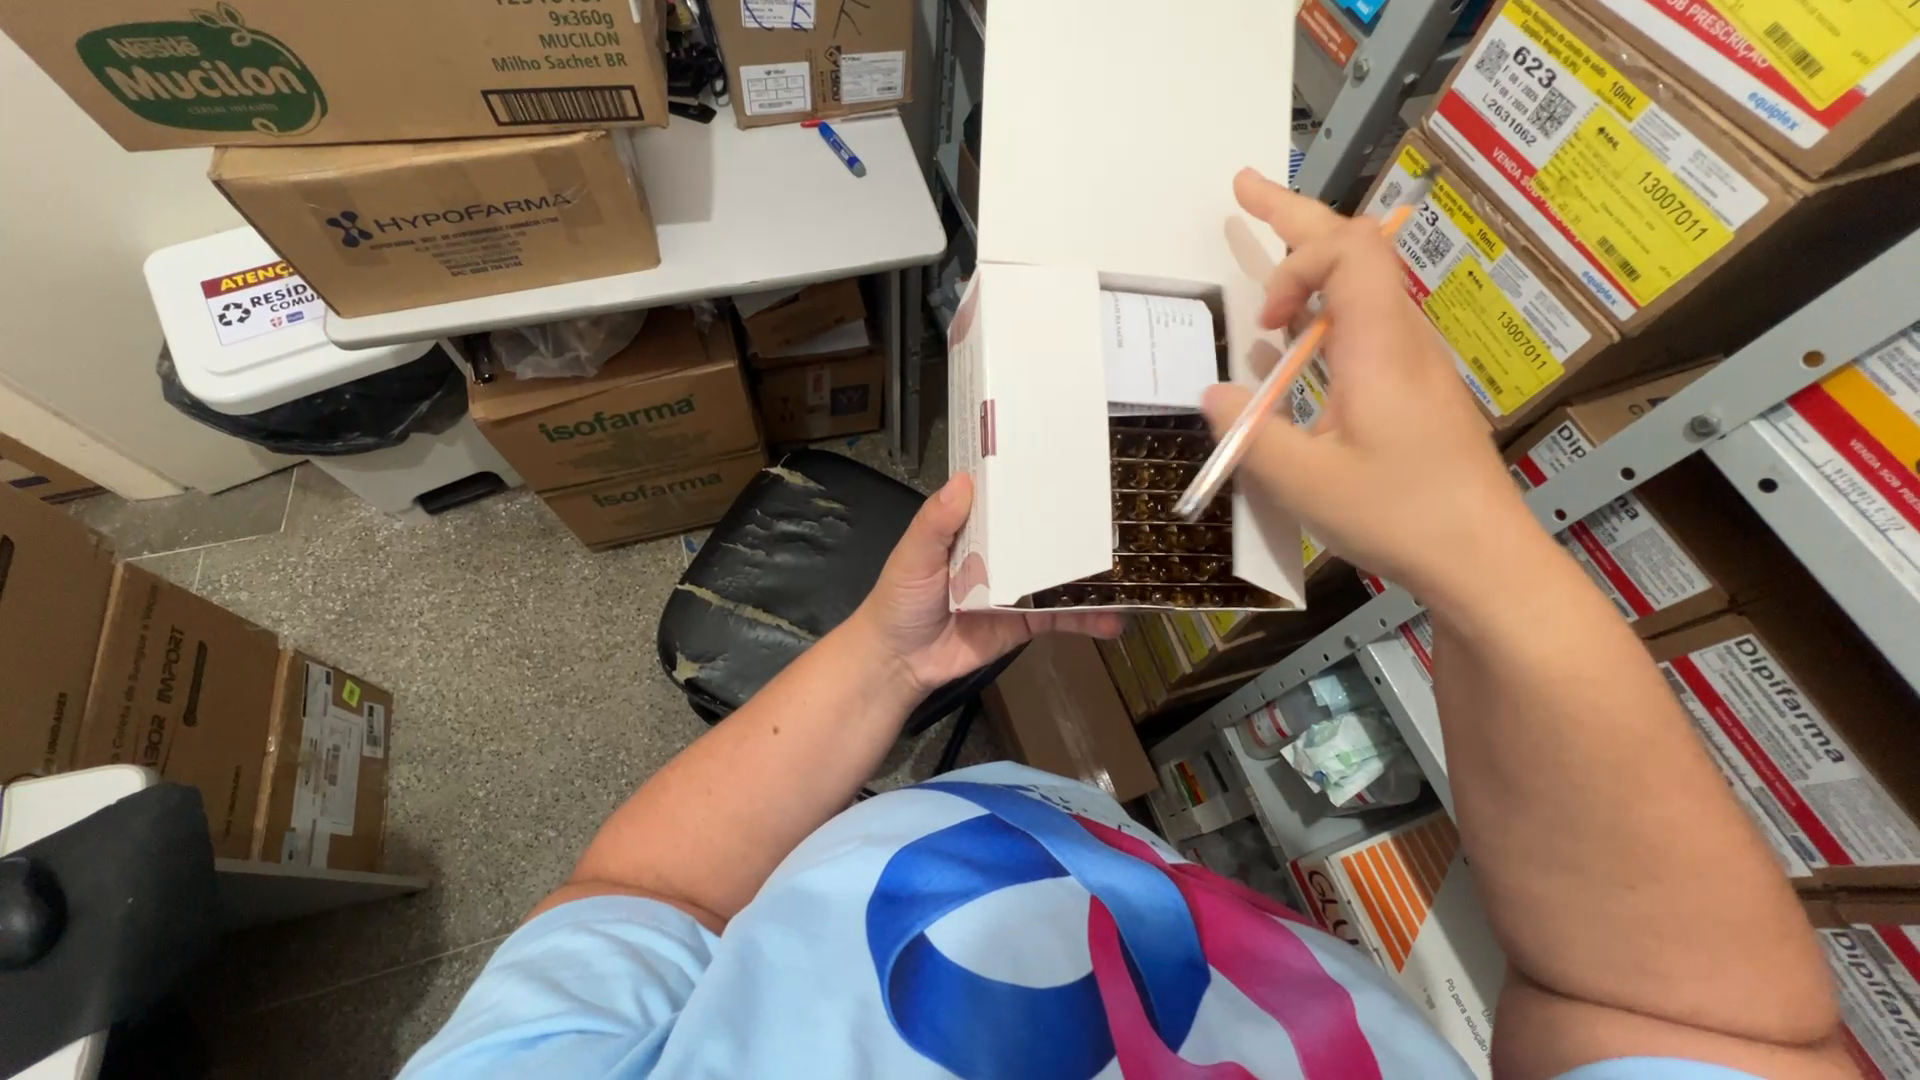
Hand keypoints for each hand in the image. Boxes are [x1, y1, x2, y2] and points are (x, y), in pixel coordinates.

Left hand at [852, 474, 1124, 695]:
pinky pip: (1061, 617)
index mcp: (976, 527)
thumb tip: (964, 480)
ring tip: (1134, 569)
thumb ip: (936, 523)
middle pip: (1046, 533)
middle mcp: (1002, 552)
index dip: (1037, 481)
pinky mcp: (1026, 621)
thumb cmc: (900, 599)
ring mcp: (1018, 587)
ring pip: (1062, 575)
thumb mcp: (913, 555)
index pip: (1010, 496)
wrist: (899, 661)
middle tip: (1123, 512)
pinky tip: (1114, 621)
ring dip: (1095, 574)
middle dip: (1080, 524)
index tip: (1075, 462)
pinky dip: (1088, 620)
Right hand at [1203, 170, 1538, 608]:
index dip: (1295, 261)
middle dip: (1294, 215)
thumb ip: (1247, 434)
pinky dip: (1324, 304)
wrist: (1480, 556)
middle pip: (1356, 248)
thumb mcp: (1303, 482)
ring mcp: (1414, 362)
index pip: (1347, 251)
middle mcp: (1402, 340)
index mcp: (1379, 349)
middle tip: (1242, 188)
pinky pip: (1367, 322)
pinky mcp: (1414, 387)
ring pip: (1365, 282)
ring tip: (1265, 241)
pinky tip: (1296, 337)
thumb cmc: (1396, 515)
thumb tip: (1213, 396)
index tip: (1263, 323)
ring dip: (1311, 259)